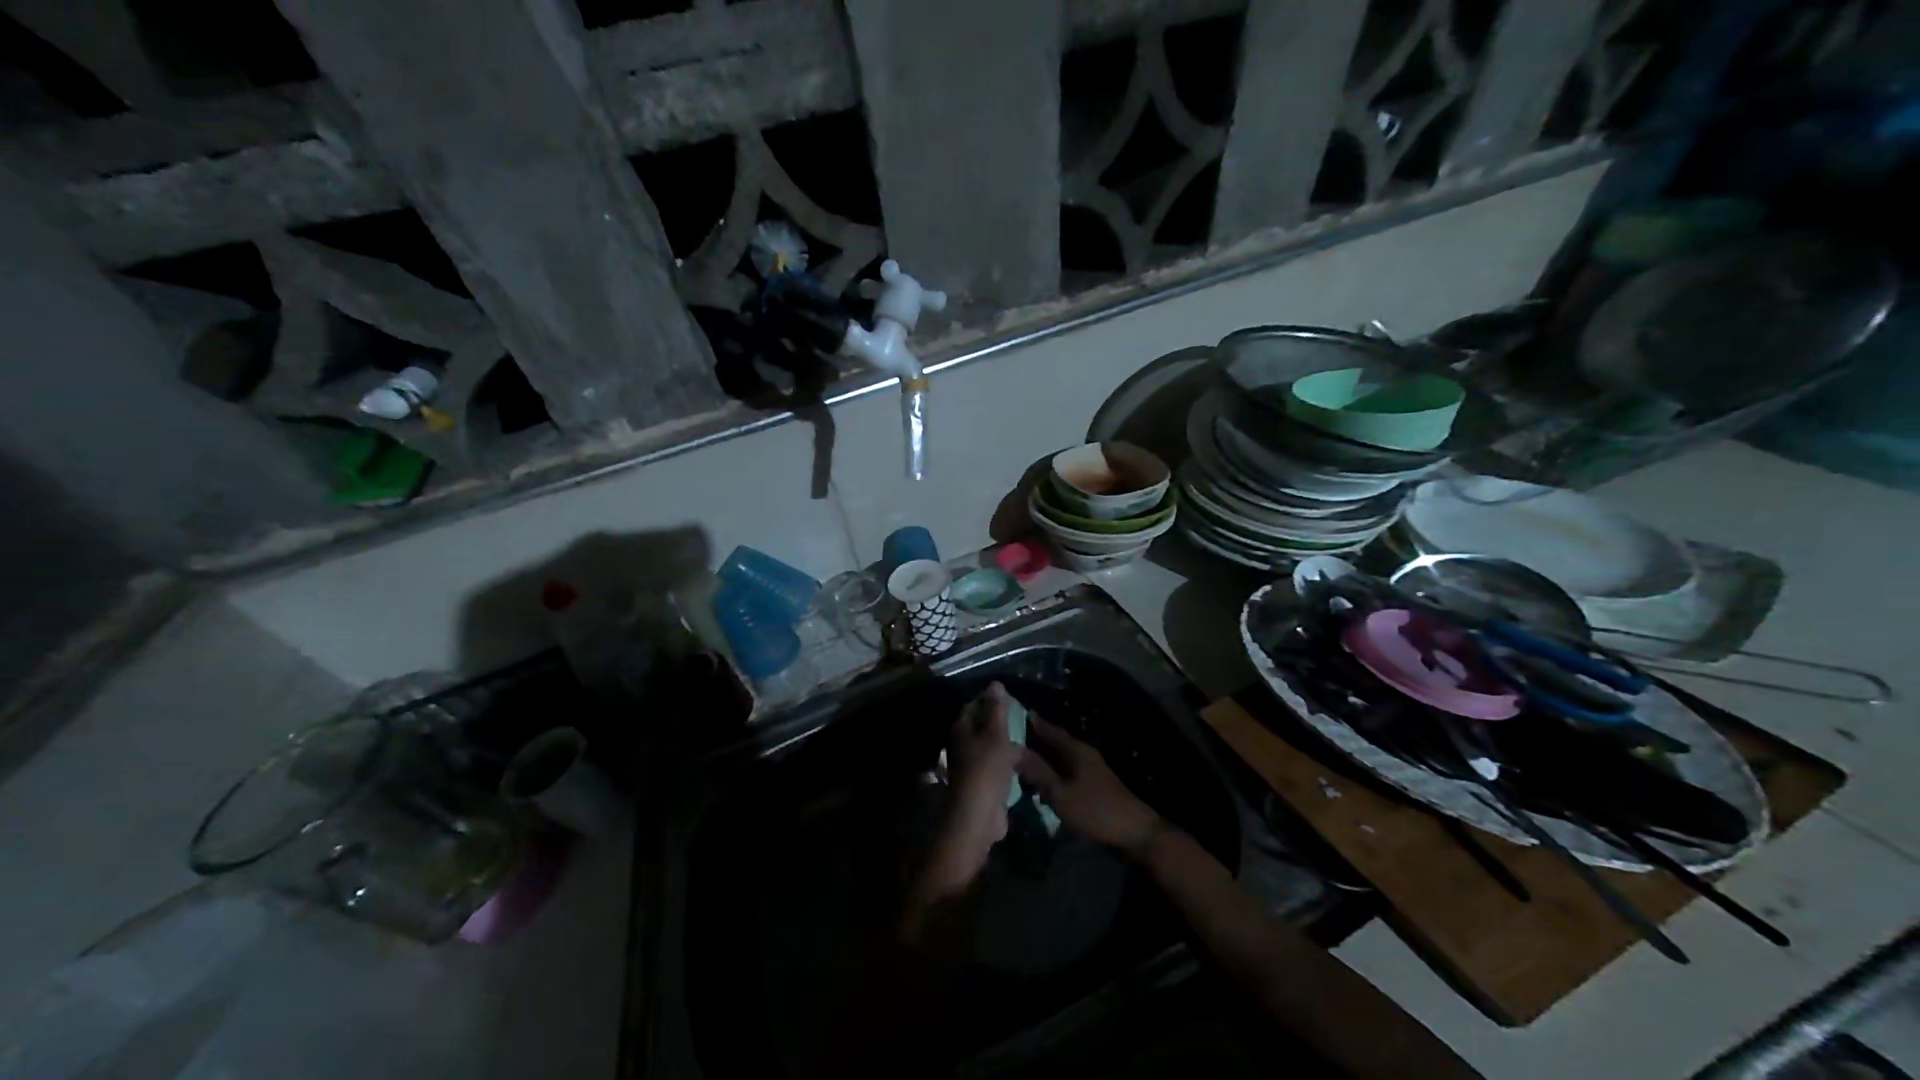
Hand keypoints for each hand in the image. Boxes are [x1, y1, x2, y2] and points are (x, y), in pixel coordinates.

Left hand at [916, 683, 1020, 902]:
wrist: (980, 815)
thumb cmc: (986, 769)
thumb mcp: (996, 735)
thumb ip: (997, 710)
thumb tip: (995, 683)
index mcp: (962, 730)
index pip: (973, 706)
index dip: (989, 699)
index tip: (1010, 696)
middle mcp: (963, 745)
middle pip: (982, 726)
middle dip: (1000, 721)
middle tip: (1023, 715)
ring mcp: (973, 765)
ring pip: (991, 746)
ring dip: (1006, 742)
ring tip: (1028, 735)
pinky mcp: (983, 783)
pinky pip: (997, 765)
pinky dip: (1008, 761)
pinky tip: (1024, 760)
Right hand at [1016, 715, 1162, 855]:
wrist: (1135, 832)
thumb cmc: (1096, 810)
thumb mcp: (1061, 794)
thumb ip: (1039, 773)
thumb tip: (1016, 750)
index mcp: (1077, 751)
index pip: (1052, 730)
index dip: (1034, 723)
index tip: (1014, 715)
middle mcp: (1085, 755)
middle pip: (1056, 744)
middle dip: (1035, 742)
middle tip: (1010, 742)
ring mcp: (1091, 770)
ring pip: (1061, 760)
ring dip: (1044, 761)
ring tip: (1020, 763)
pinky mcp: (1094, 785)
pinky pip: (1067, 773)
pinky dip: (1053, 775)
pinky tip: (1041, 786)